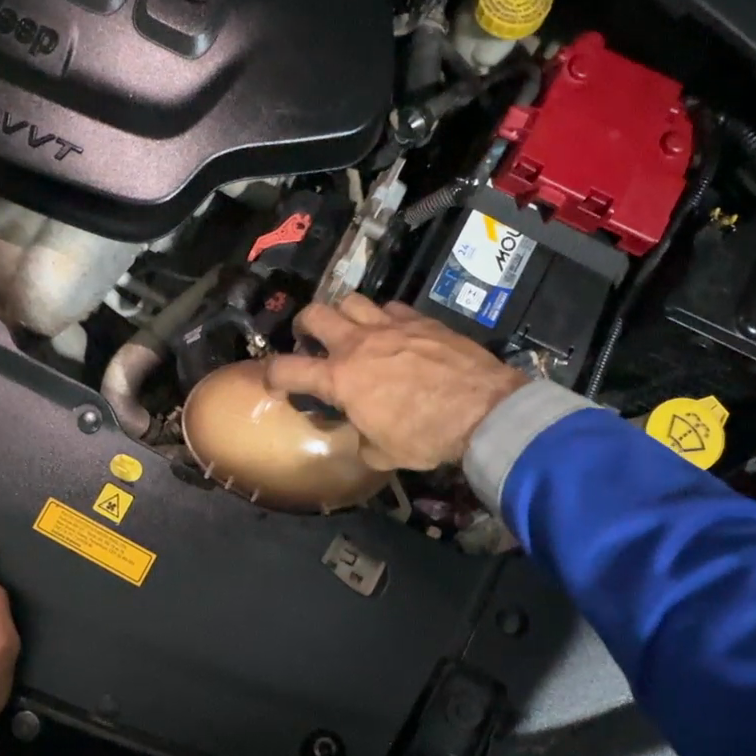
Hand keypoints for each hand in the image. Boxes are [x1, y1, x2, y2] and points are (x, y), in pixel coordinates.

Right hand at [265, 294, 529, 470]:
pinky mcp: (421, 320)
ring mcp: (390, 327)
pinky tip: (393, 332)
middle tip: (311, 341)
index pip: (286, 368)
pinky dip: (383, 317)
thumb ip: (362, 440)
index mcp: (339, 379)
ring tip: (351, 330)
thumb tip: (361, 435)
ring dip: (344, 315)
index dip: (272, 374)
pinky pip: (391, 307)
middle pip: (314, 314)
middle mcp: (357, 344)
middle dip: (304, 326)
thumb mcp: (383, 454)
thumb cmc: (426, 438)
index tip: (274, 382)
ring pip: (351, 300)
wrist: (483, 411)